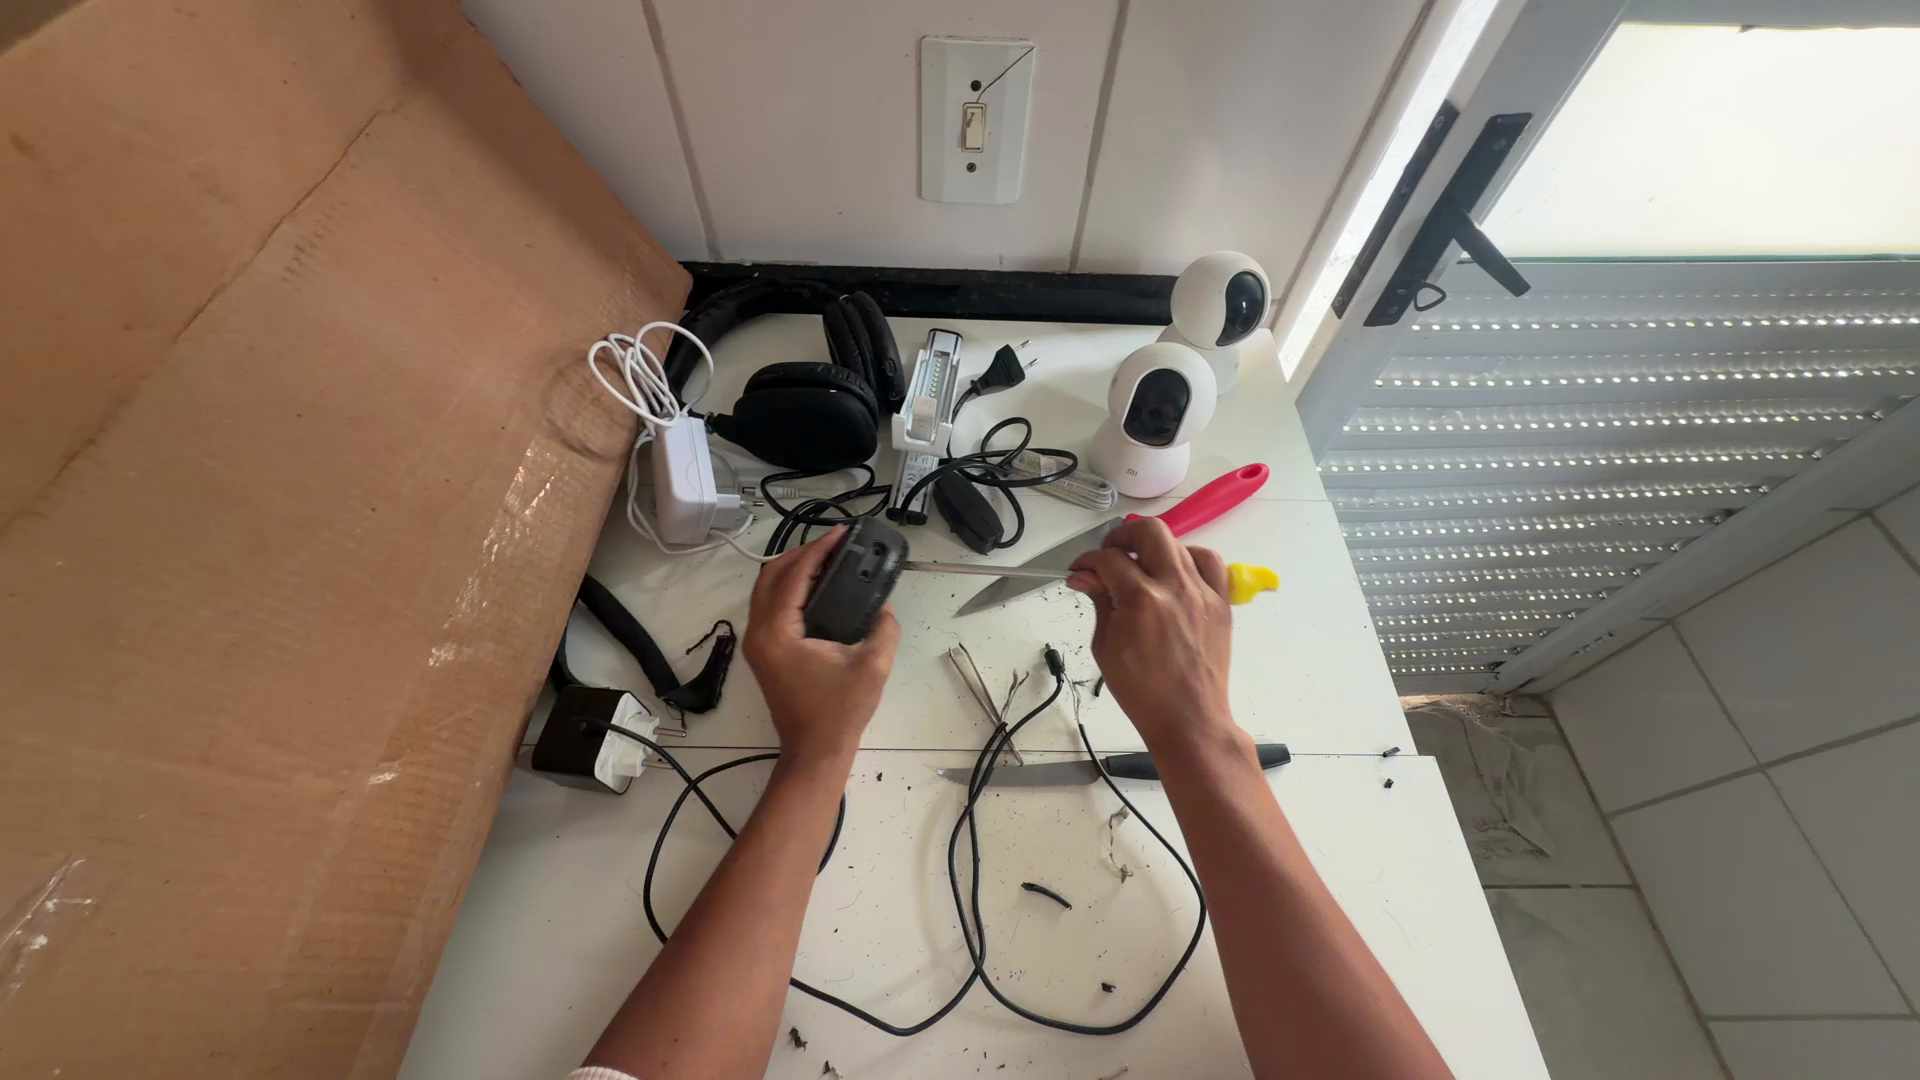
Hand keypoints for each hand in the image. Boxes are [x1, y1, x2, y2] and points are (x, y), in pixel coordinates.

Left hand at [743, 527, 900, 764]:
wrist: (815, 751)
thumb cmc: (840, 711)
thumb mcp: (873, 666)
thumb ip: (884, 628)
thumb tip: (883, 606)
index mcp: (778, 633)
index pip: (793, 576)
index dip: (818, 550)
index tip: (841, 534)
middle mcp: (759, 633)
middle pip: (770, 575)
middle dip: (800, 553)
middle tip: (833, 544)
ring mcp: (757, 643)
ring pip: (765, 588)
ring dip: (792, 568)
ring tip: (827, 558)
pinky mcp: (764, 651)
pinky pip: (769, 605)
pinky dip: (788, 588)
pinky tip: (816, 586)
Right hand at [1065, 518, 1235, 751]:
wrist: (1188, 718)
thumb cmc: (1140, 691)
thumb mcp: (1105, 646)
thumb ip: (1099, 602)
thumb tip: (1084, 576)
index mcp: (1140, 601)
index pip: (1108, 560)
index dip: (1087, 561)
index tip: (1080, 571)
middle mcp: (1174, 588)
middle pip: (1149, 532)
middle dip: (1122, 536)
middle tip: (1109, 554)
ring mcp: (1203, 593)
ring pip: (1178, 543)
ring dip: (1152, 548)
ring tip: (1140, 565)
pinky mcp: (1221, 602)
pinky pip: (1210, 562)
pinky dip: (1189, 558)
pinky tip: (1175, 572)